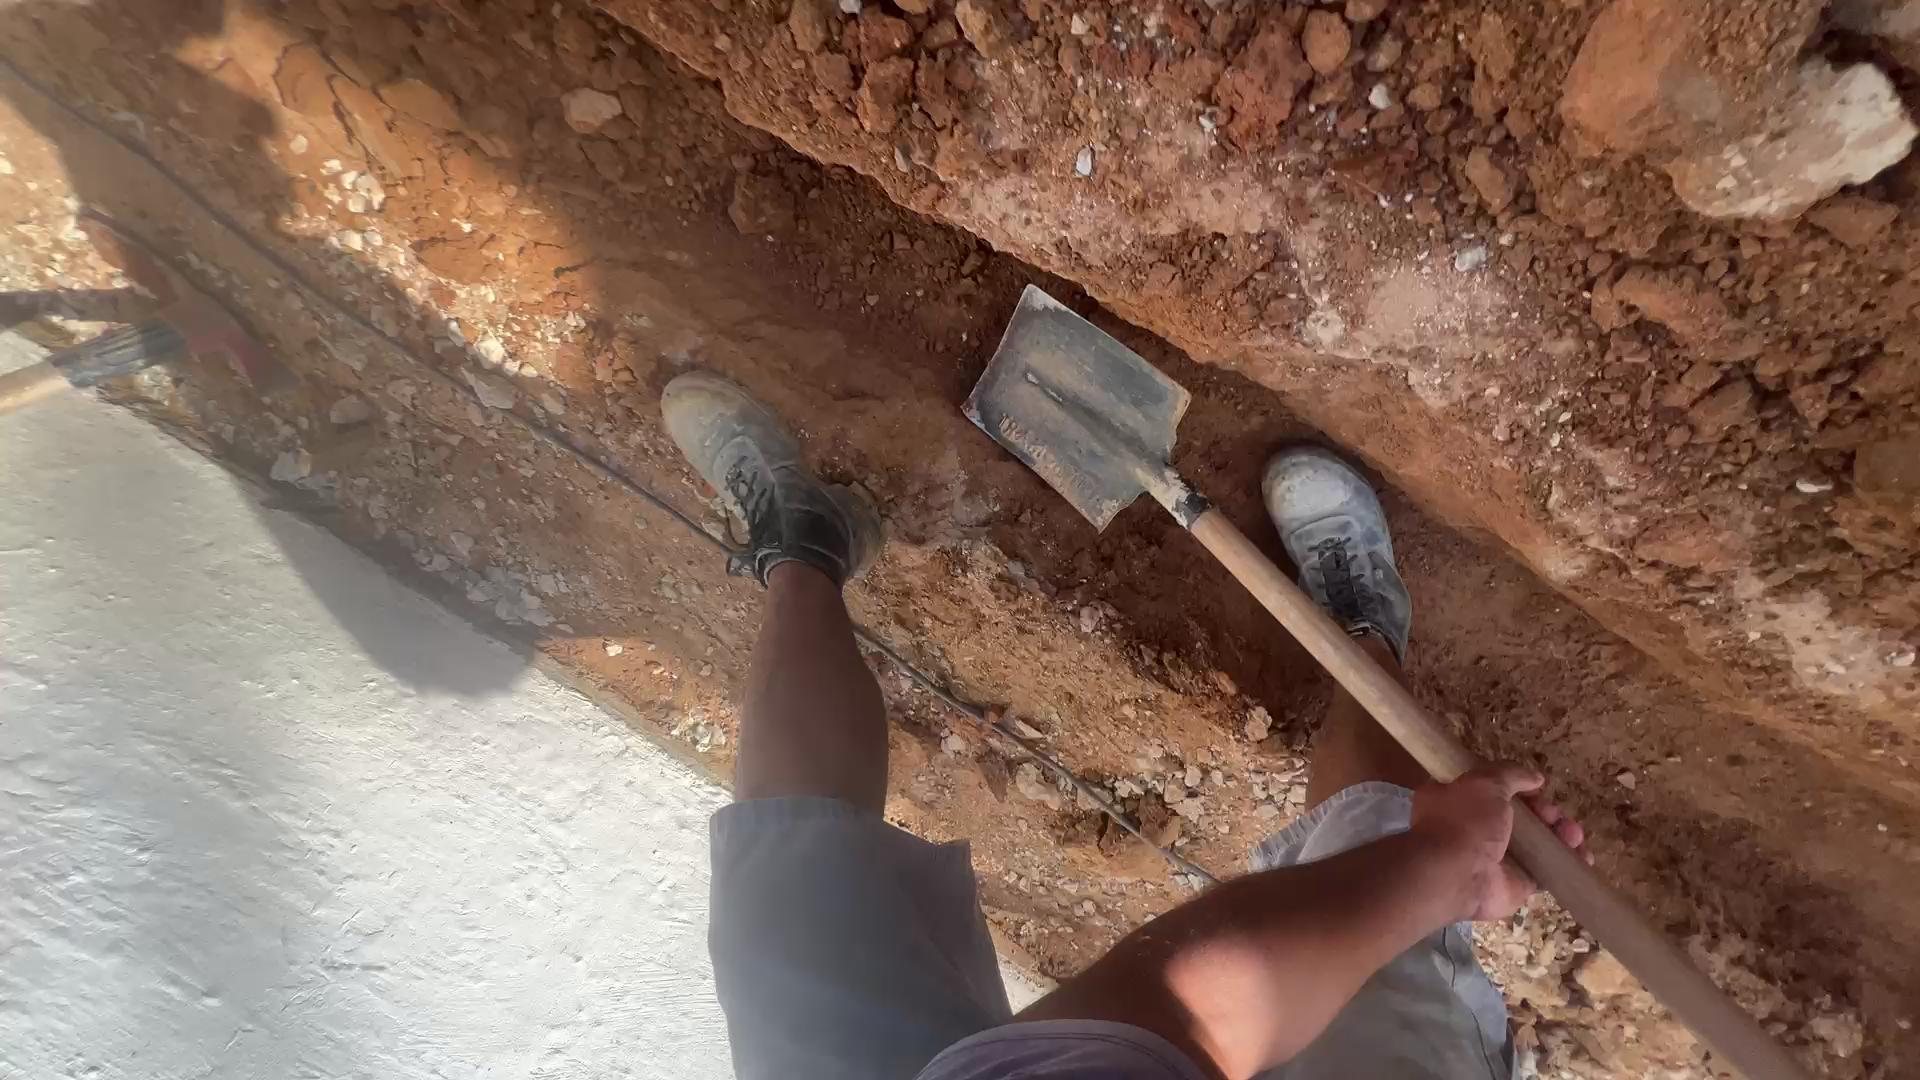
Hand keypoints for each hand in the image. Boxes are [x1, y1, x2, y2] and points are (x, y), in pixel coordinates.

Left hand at [1408, 763, 1588, 921]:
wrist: (1457, 876)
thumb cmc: (1464, 821)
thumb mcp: (1482, 783)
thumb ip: (1507, 774)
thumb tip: (1534, 777)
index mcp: (1453, 798)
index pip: (1488, 787)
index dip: (1515, 786)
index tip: (1534, 788)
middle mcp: (1471, 825)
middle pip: (1517, 814)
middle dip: (1543, 811)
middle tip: (1554, 815)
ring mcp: (1495, 854)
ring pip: (1535, 841)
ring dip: (1560, 834)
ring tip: (1572, 834)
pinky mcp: (1516, 880)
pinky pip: (1546, 869)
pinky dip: (1566, 861)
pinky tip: (1583, 855)